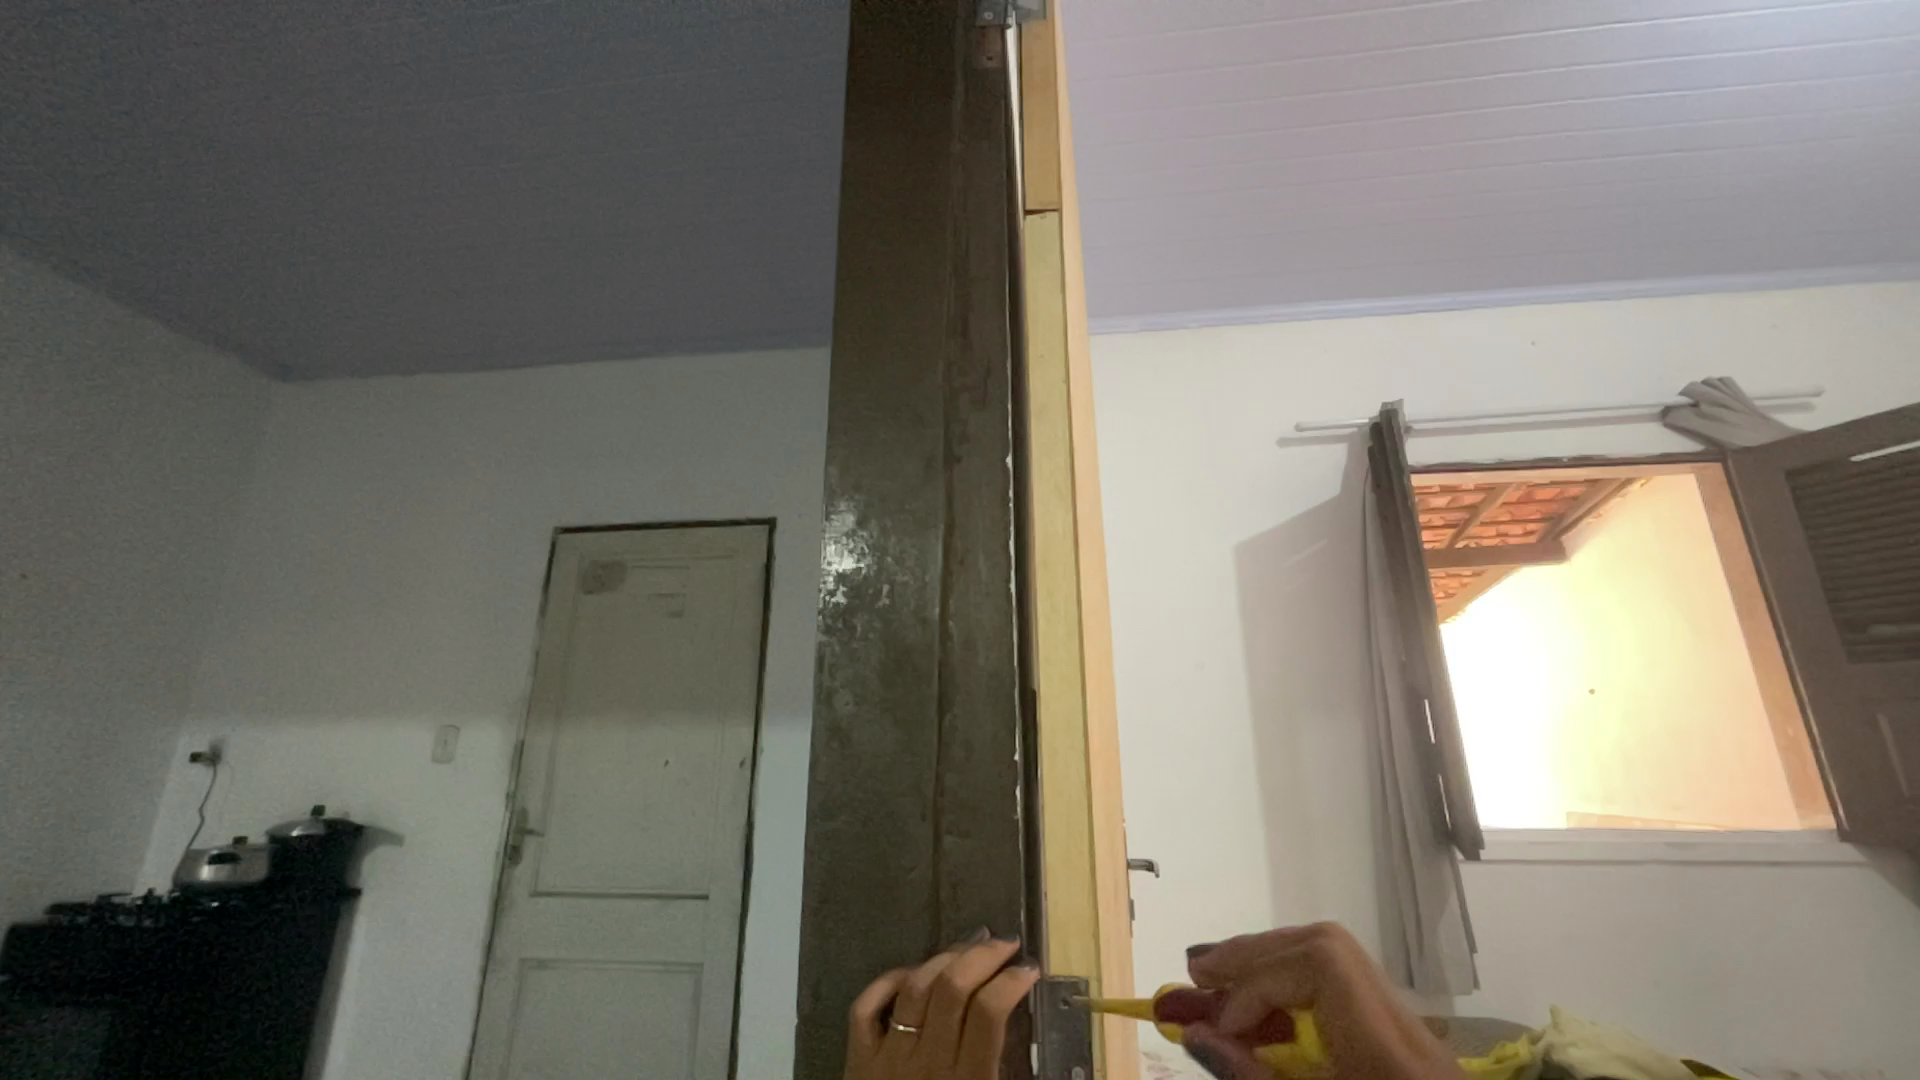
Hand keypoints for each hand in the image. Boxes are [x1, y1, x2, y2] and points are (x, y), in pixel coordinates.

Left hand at [845, 933, 1041, 1079]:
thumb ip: (1007, 1072)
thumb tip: (1038, 1046)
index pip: (989, 1014)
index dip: (1012, 981)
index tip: (1030, 969)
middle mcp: (927, 1063)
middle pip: (953, 988)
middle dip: (983, 955)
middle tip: (1005, 944)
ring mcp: (888, 1057)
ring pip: (916, 986)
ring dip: (945, 957)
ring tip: (968, 948)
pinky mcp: (858, 1058)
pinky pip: (867, 1006)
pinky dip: (888, 980)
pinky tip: (912, 973)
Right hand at [1181, 922, 1463, 1079]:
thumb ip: (1249, 1074)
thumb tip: (1194, 1032)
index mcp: (1385, 1042)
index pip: (1315, 968)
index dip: (1255, 988)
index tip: (1218, 1028)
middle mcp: (1400, 1016)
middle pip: (1323, 946)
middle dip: (1254, 954)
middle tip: (1197, 971)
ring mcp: (1403, 1020)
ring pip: (1328, 955)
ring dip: (1268, 962)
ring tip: (1219, 981)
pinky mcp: (1395, 1033)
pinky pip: (1336, 981)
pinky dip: (1291, 981)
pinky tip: (1261, 1006)